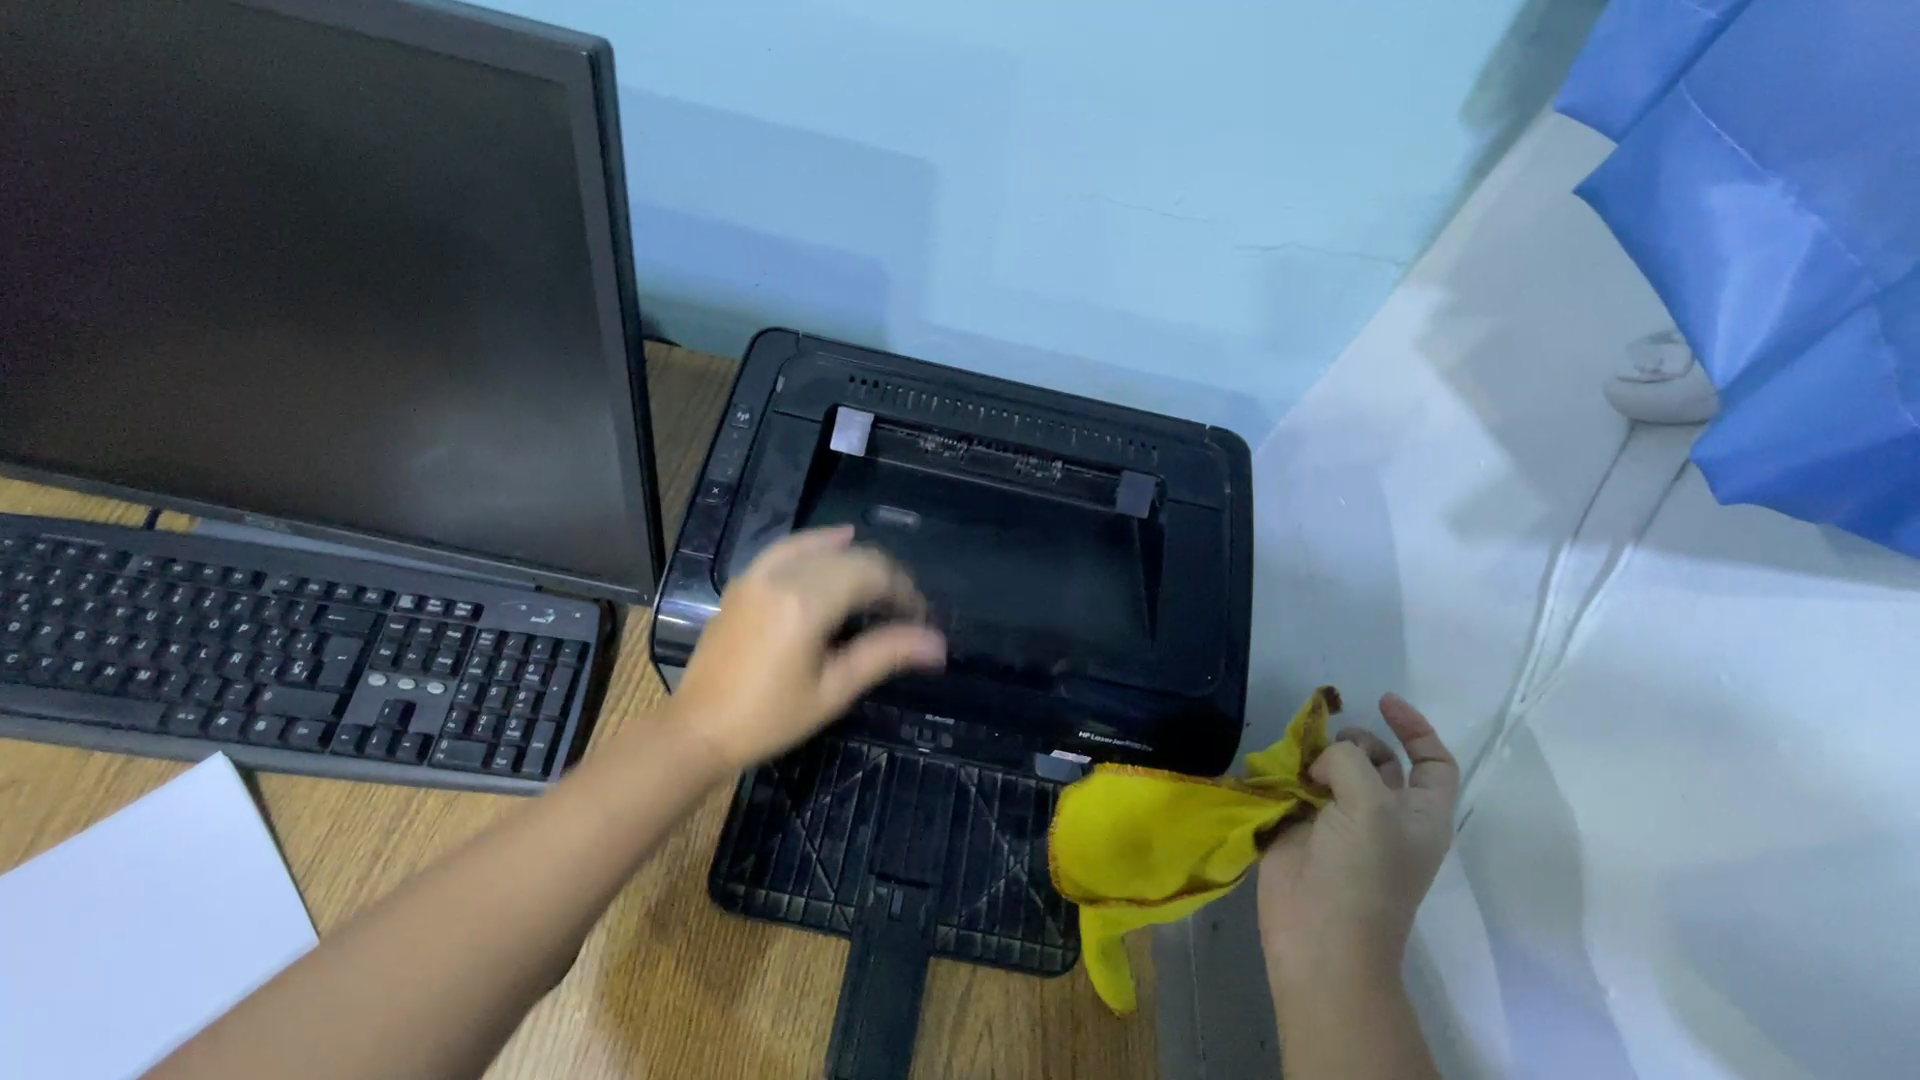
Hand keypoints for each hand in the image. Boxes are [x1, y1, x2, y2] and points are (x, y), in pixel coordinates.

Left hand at [666, 526, 946, 770]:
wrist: (698, 729)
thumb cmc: (769, 719)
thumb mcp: (833, 690)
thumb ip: (885, 655)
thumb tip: (937, 643)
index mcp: (807, 604)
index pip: (872, 576)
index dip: (904, 592)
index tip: (920, 620)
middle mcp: (783, 577)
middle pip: (851, 558)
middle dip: (885, 578)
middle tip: (905, 611)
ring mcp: (759, 574)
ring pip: (823, 549)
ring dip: (857, 561)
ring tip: (879, 586)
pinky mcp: (745, 581)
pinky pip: (790, 548)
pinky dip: (819, 543)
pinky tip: (840, 540)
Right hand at [1257, 694, 1457, 988]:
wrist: (1319, 933)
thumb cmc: (1363, 872)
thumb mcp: (1371, 805)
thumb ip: (1349, 761)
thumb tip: (1321, 762)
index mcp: (1420, 813)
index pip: (1432, 760)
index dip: (1414, 728)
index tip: (1382, 700)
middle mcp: (1384, 813)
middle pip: (1376, 758)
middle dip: (1354, 743)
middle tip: (1330, 749)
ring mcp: (1341, 822)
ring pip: (1332, 770)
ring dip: (1316, 755)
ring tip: (1301, 758)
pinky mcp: (1302, 829)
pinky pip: (1297, 788)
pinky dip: (1288, 773)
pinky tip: (1278, 770)